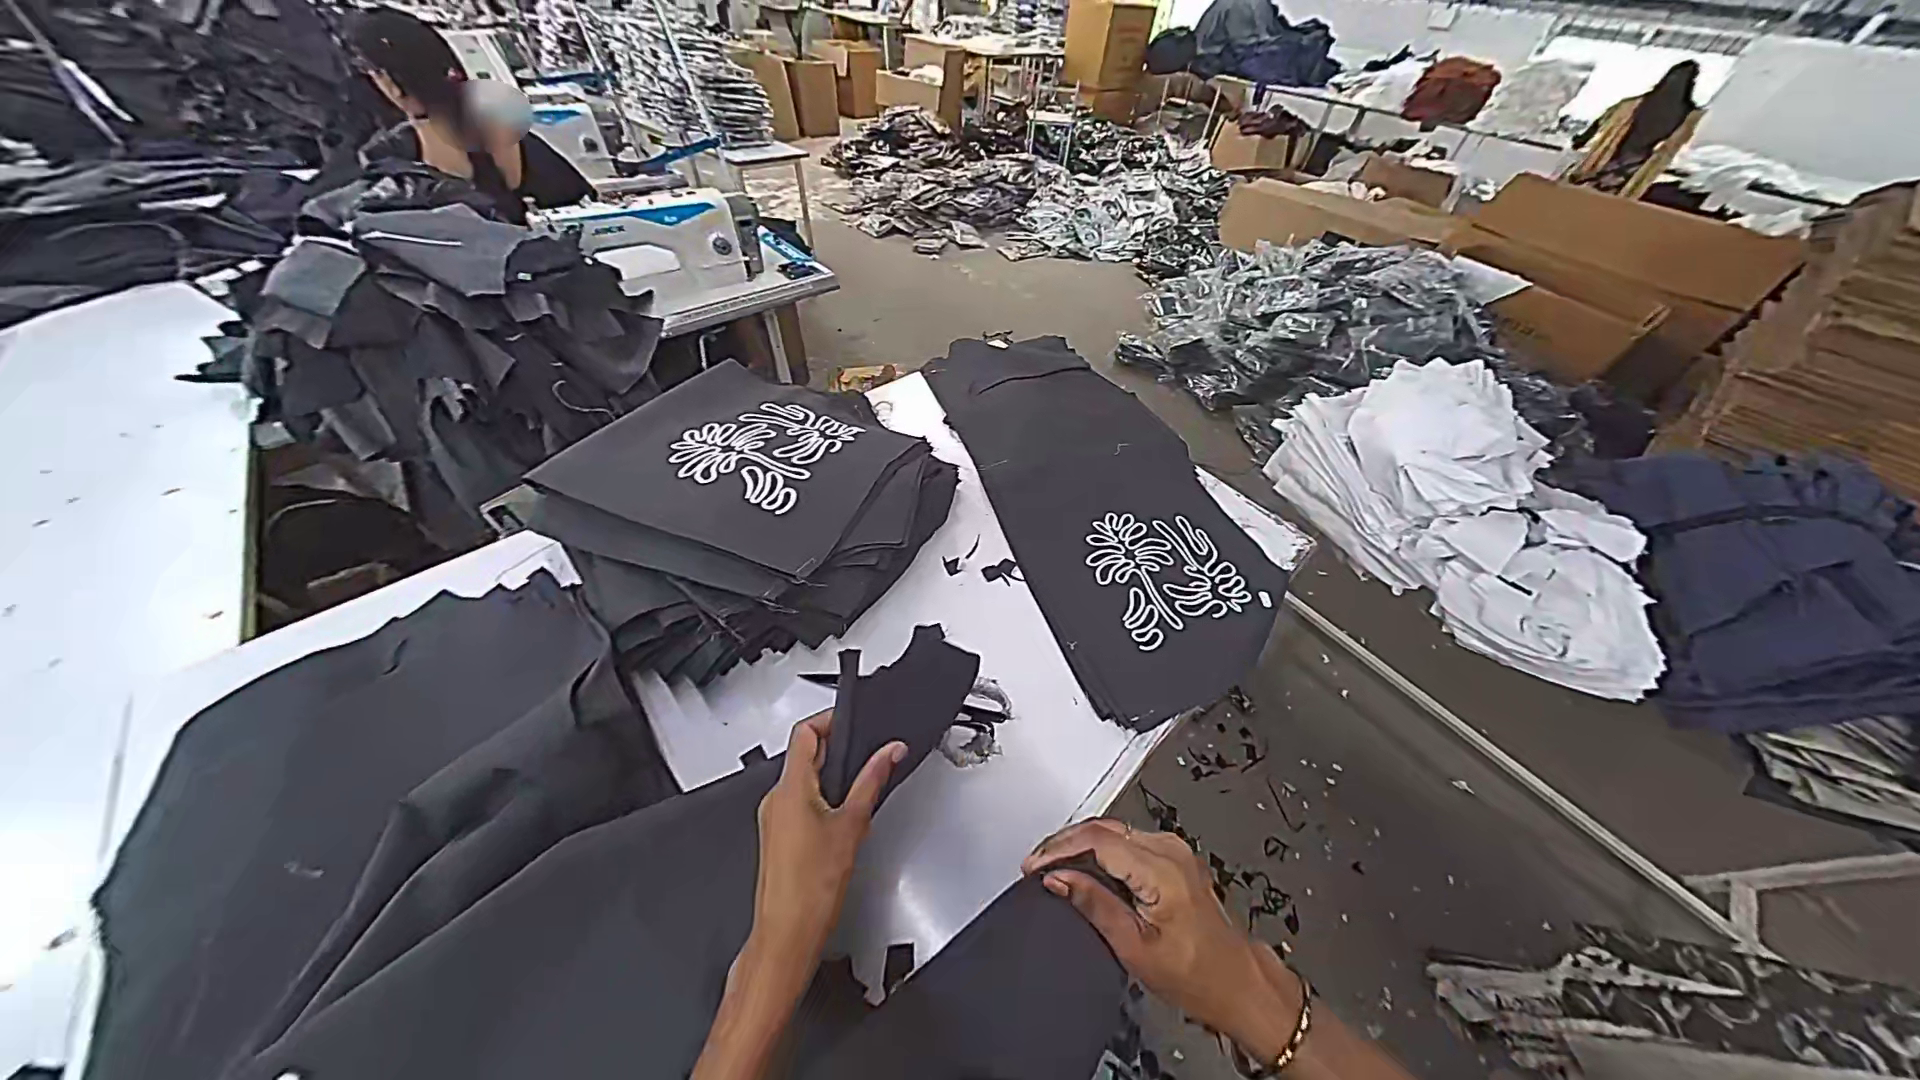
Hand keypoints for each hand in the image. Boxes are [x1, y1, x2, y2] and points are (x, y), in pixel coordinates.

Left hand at [750, 710, 905, 971]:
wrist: (786, 937)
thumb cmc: (811, 890)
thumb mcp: (852, 825)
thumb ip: (872, 780)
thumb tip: (889, 751)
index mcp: (790, 789)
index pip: (804, 732)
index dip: (829, 719)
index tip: (851, 720)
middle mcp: (775, 799)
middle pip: (804, 754)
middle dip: (836, 749)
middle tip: (865, 753)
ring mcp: (773, 818)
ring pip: (802, 779)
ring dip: (830, 775)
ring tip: (858, 788)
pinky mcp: (777, 836)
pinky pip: (798, 802)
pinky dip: (821, 798)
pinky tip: (841, 818)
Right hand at [1023, 819, 1304, 1063]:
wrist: (1238, 982)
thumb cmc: (1199, 976)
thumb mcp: (1135, 948)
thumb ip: (1093, 905)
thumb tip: (1058, 879)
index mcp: (1161, 871)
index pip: (1096, 839)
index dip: (1059, 848)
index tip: (1035, 864)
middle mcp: (1169, 850)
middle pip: (1102, 827)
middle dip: (1063, 842)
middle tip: (1037, 863)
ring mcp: (1173, 849)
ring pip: (1112, 829)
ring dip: (1078, 842)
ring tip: (1053, 863)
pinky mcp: (1172, 854)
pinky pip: (1126, 838)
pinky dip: (1098, 847)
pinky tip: (1083, 862)